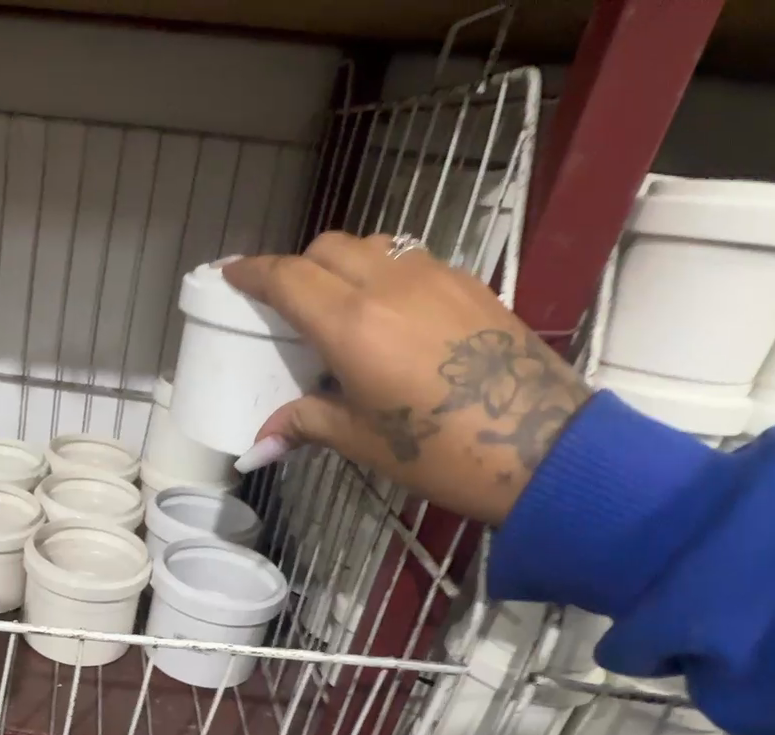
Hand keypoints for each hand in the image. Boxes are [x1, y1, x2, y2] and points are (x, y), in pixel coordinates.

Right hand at [222, 232, 589, 524]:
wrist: (543, 447)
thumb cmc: (439, 450)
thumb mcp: (361, 440)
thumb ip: (304, 425)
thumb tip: (255, 448)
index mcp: (351, 326)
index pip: (288, 277)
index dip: (253, 271)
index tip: (231, 273)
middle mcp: (389, 286)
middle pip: (326, 248)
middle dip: (297, 265)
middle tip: (285, 300)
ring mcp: (435, 278)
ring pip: (371, 243)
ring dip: (341, 262)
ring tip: (336, 300)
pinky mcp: (469, 283)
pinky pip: (409, 257)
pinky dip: (382, 269)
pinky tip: (387, 309)